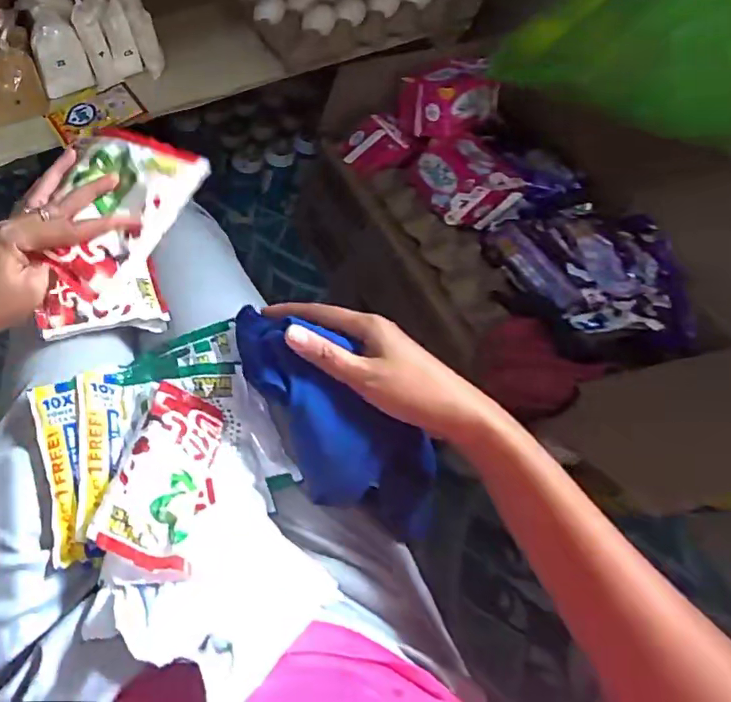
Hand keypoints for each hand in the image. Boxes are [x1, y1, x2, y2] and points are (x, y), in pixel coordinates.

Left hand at [0, 149, 137, 340]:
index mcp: (19, 235)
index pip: (68, 229)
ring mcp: (9, 227)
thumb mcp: (35, 289)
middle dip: (86, 190)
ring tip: (70, 154)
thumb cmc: (0, 306)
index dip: (100, 224)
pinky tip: (49, 183)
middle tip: (112, 176)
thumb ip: (55, 265)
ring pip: (39, 196)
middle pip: (56, 204)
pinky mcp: (9, 236)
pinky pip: (30, 207)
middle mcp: (14, 224)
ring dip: (56, 175)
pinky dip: (43, 192)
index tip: (128, 218)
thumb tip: (67, 252)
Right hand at [263, 302, 508, 444]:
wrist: (468, 419)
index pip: (319, 311)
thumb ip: (325, 355)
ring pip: (339, 336)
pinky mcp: (391, 361)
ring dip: (314, 339)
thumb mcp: (364, 377)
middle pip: (328, 320)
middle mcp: (375, 329)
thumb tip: (287, 331)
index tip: (262, 316)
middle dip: (299, 323)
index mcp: (368, 325)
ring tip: (289, 349)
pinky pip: (350, 349)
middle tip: (270, 334)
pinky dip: (330, 352)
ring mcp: (385, 345)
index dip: (289, 311)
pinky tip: (323, 366)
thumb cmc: (414, 394)